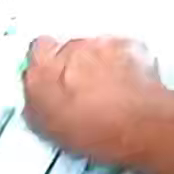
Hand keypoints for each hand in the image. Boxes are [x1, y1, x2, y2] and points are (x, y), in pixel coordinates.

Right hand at [22, 35, 172, 165]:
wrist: (136, 123)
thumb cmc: (90, 130)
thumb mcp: (45, 123)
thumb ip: (37, 94)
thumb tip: (40, 86)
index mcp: (45, 69)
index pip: (39, 47)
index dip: (47, 60)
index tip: (53, 73)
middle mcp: (73, 48)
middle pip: (71, 47)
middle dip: (75, 63)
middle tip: (84, 87)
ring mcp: (105, 43)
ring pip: (97, 46)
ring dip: (100, 60)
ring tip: (108, 87)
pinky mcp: (131, 42)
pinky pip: (121, 47)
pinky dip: (122, 58)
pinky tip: (126, 79)